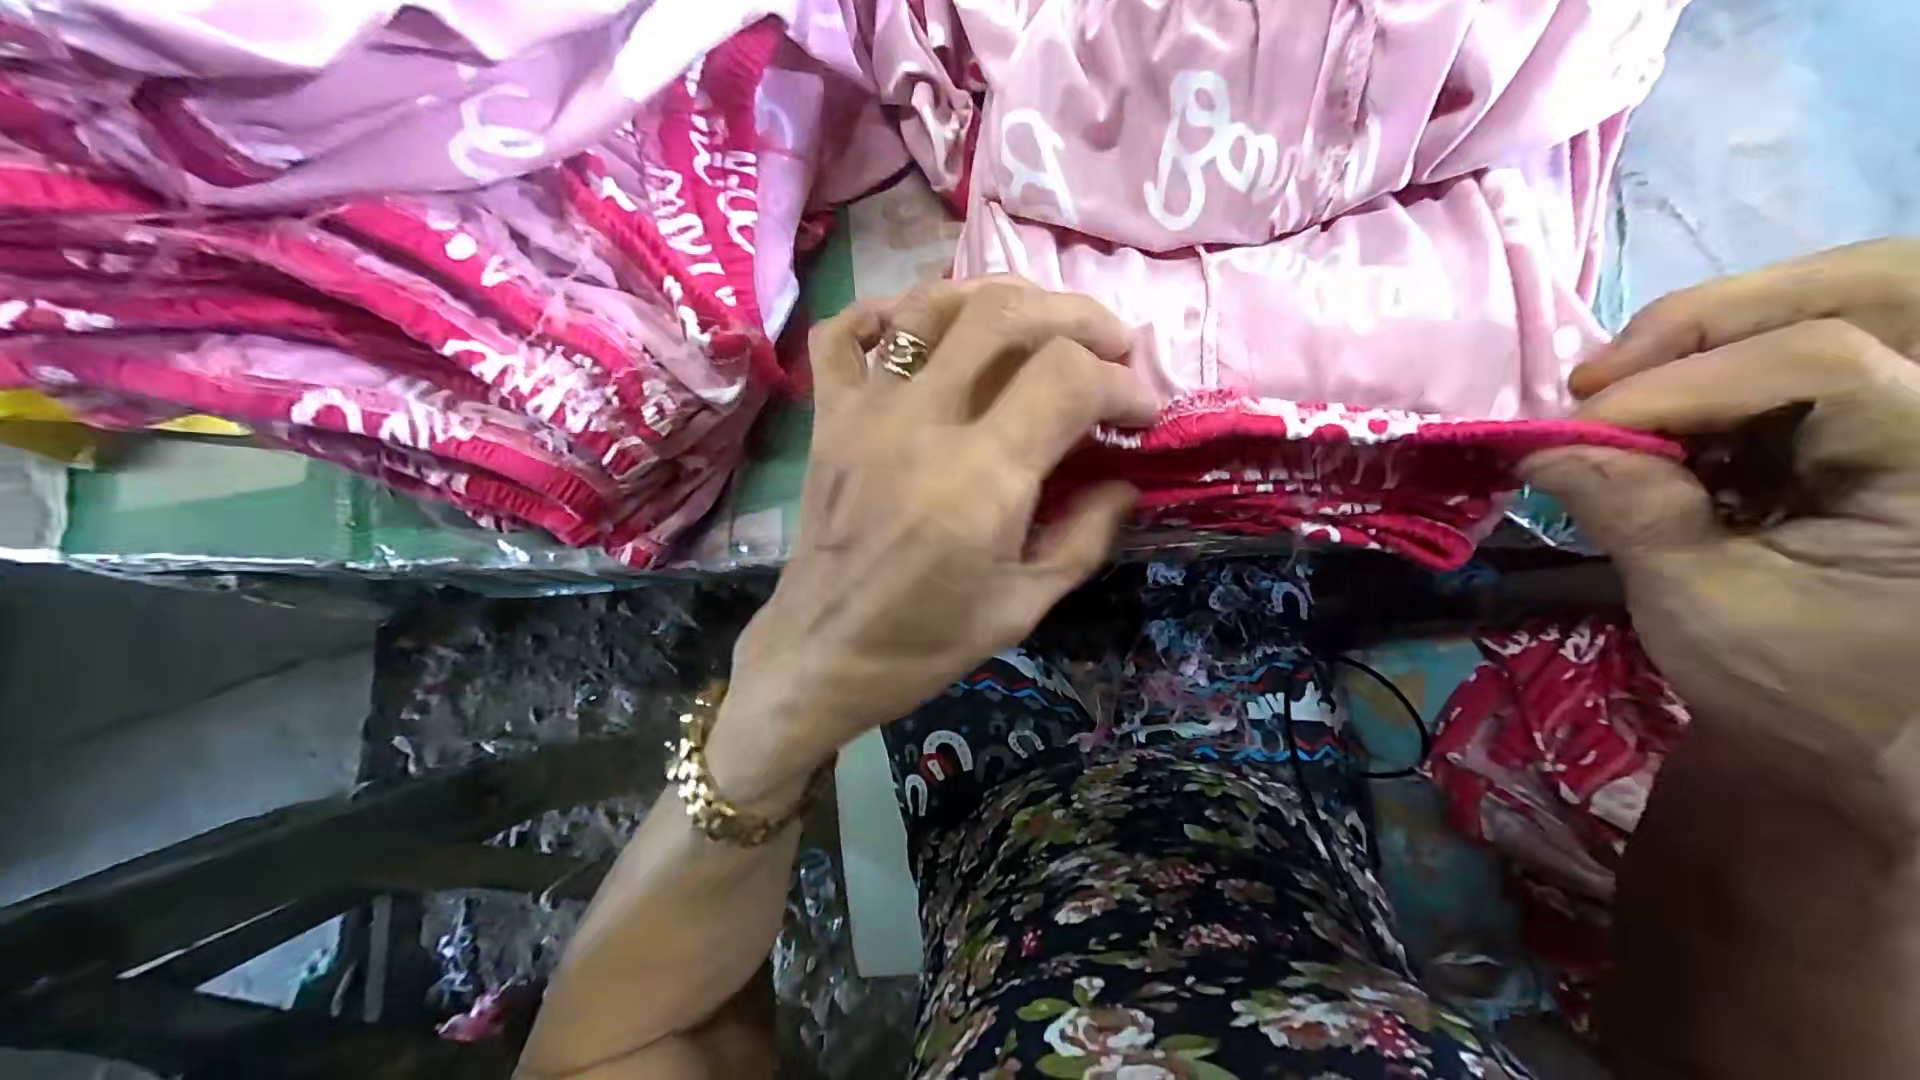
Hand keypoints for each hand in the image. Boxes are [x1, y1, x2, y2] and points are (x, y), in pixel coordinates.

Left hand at [706, 280, 1157, 805]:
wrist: (824, 654)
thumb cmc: (927, 641)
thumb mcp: (1024, 605)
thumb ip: (1085, 537)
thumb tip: (1125, 484)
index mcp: (982, 477)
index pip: (1067, 378)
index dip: (1121, 383)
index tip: (1142, 411)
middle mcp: (923, 423)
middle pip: (1004, 315)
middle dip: (1076, 315)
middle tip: (1112, 342)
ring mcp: (866, 413)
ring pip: (929, 306)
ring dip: (995, 296)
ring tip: (1034, 320)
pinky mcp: (829, 420)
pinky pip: (841, 336)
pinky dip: (882, 313)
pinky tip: (918, 325)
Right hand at [1524, 240, 1919, 782]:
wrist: (1887, 742)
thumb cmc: (1811, 688)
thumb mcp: (1704, 603)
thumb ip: (1631, 511)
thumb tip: (1540, 445)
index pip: (1818, 362)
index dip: (1681, 382)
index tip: (1574, 425)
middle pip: (1852, 297)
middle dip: (1699, 327)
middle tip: (1595, 378)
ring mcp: (1915, 423)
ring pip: (1821, 320)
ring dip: (1700, 347)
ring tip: (1616, 393)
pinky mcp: (1875, 437)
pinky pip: (1791, 370)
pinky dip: (1707, 384)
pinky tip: (1652, 423)